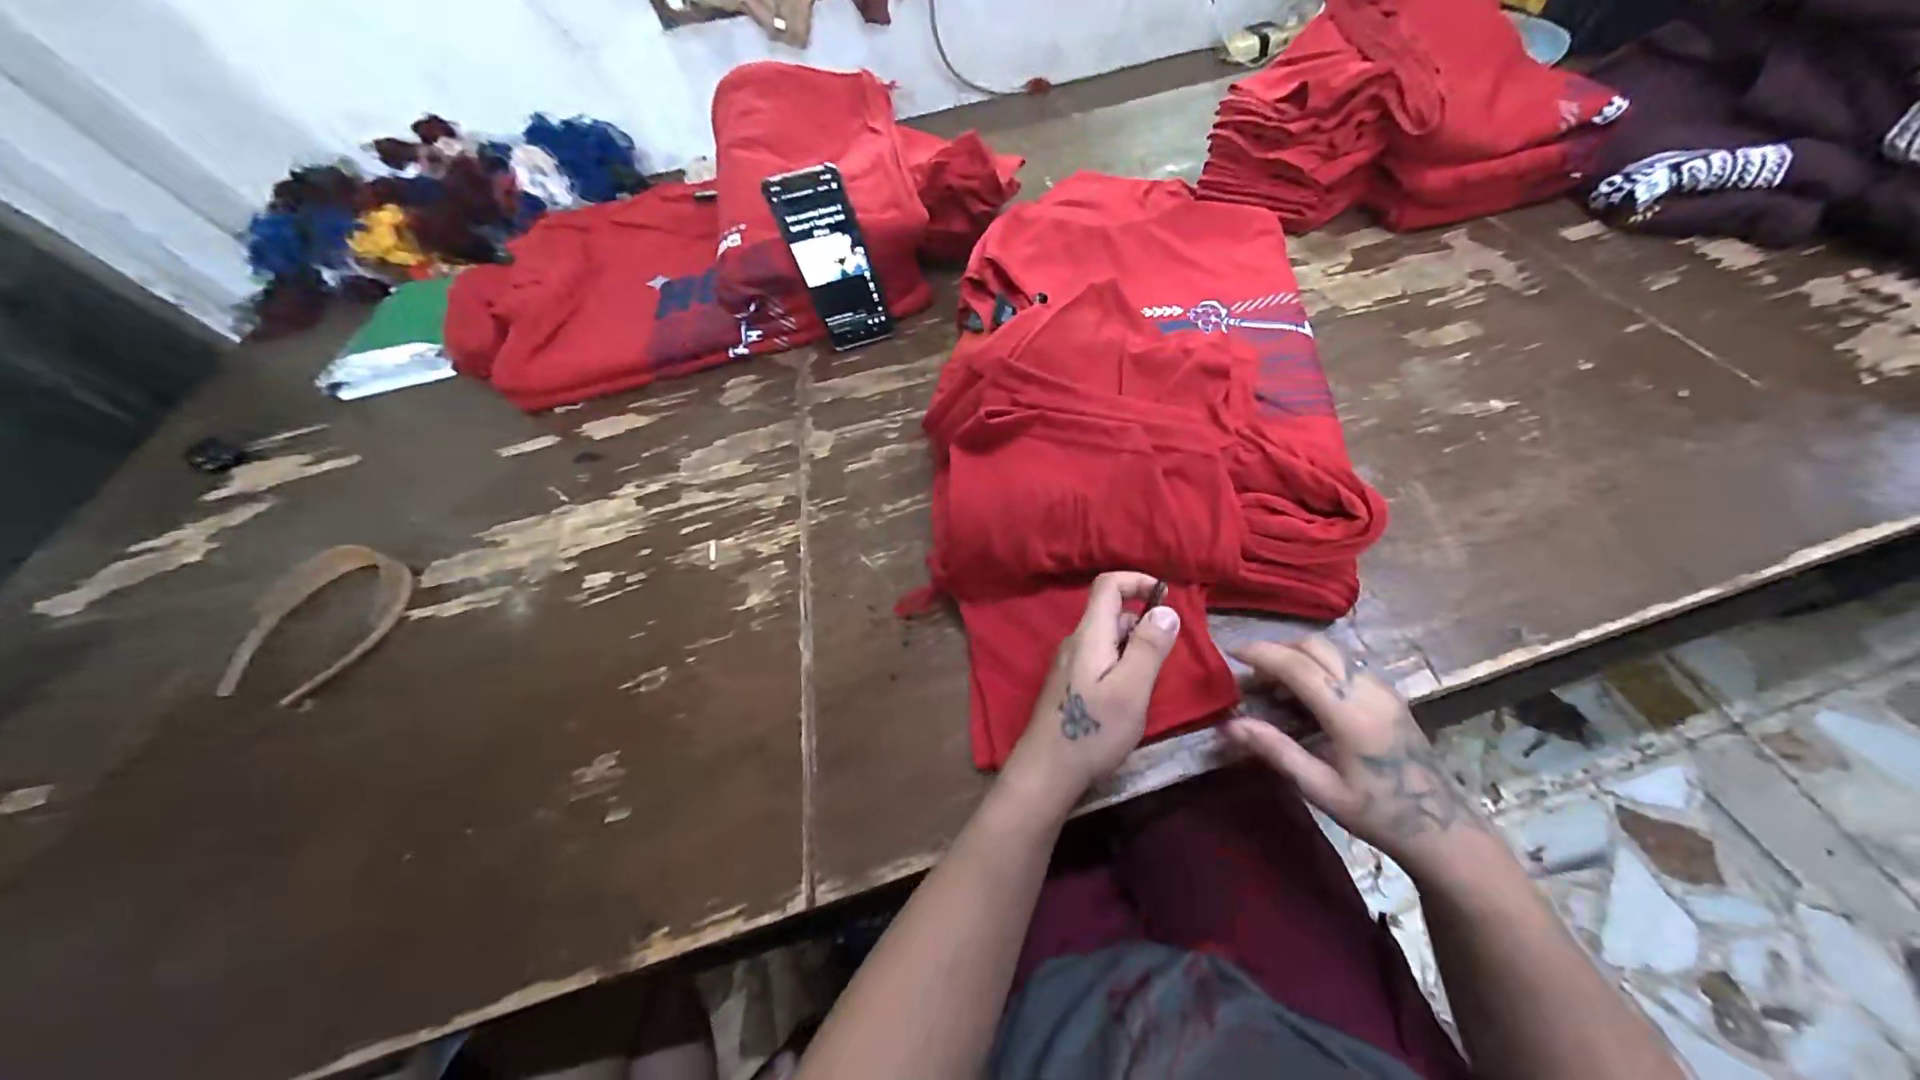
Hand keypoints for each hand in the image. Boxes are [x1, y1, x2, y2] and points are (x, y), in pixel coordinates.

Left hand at [1003, 572, 1181, 807]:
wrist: (1047, 770)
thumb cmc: (1092, 730)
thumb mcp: (1131, 689)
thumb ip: (1148, 647)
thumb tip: (1166, 609)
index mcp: (1088, 635)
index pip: (1107, 585)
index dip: (1138, 580)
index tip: (1167, 596)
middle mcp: (1074, 642)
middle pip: (1111, 613)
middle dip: (1143, 624)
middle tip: (1163, 661)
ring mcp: (1068, 663)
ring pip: (1107, 639)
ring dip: (1133, 649)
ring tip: (1146, 685)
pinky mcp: (1068, 684)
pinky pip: (1099, 659)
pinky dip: (1120, 665)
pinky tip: (1127, 698)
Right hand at [1224, 636, 1489, 878]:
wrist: (1443, 829)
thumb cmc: (1376, 813)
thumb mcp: (1319, 788)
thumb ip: (1275, 749)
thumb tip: (1230, 725)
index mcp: (1351, 714)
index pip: (1299, 666)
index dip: (1262, 654)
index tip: (1231, 654)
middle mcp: (1369, 691)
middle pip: (1315, 647)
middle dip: (1277, 650)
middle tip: (1251, 673)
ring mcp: (1383, 690)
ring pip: (1331, 652)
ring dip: (1296, 658)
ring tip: (1273, 687)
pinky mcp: (1389, 695)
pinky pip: (1345, 665)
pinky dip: (1316, 668)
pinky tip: (1304, 696)